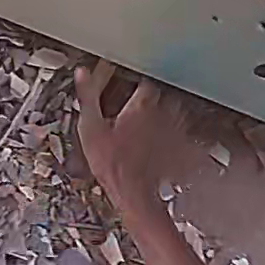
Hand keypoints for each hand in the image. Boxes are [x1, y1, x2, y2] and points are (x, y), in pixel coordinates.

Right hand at [76, 60, 180, 213]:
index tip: (128, 83)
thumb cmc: (110, 162)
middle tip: (140, 98)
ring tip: (154, 113)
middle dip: (153, 94)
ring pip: (175, 110)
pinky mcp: (177, 148)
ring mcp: (171, 132)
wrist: (132, 192)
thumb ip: (88, 97)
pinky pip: (182, 132)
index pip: (145, 82)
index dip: (136, 81)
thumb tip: (82, 72)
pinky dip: (176, 130)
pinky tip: (166, 135)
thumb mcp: (90, 127)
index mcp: (140, 106)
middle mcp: (160, 115)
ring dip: (167, 109)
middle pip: (163, 95)